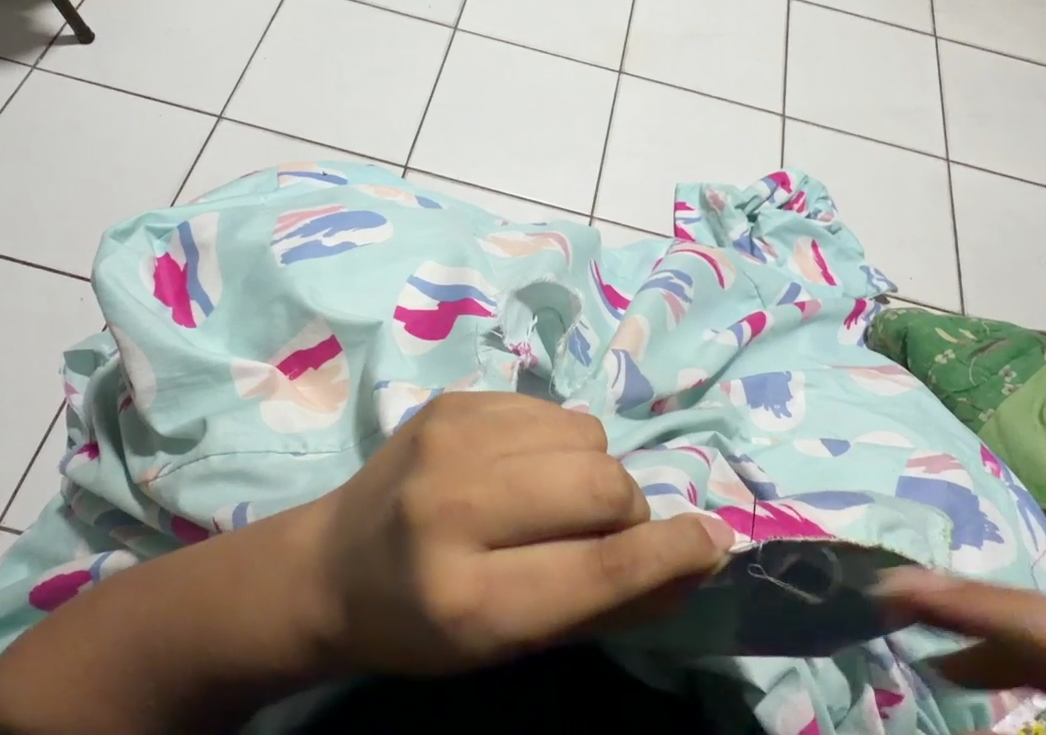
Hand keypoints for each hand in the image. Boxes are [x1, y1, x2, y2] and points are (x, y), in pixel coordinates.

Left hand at [313, 391, 735, 673]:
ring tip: (554, 498)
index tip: (714, 541)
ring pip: (584, 434)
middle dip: (628, 510)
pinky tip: (521, 466)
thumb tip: (695, 561)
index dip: (671, 553)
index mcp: (467, 595)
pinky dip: (559, 442)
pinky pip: (552, 409)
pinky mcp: (450, 401)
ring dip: (593, 470)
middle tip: (605, 531)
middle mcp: (454, 504)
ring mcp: (448, 439)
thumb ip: (606, 604)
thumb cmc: (422, 625)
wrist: (331, 565)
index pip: (599, 566)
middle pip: (598, 485)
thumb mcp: (510, 644)